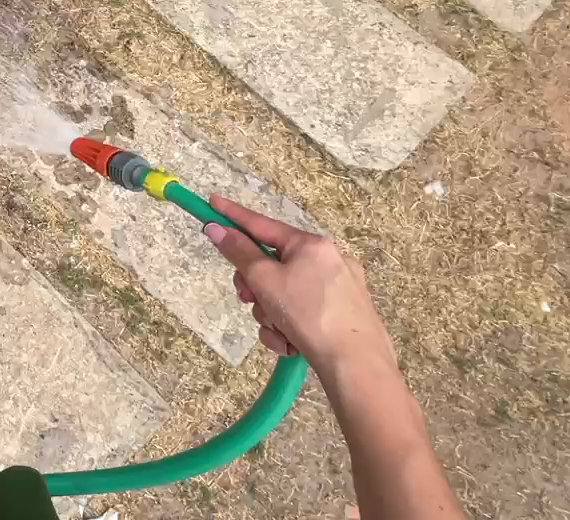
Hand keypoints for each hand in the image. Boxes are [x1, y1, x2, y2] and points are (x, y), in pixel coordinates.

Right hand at [205, 196, 395, 378]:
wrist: (357, 367)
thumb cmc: (307, 313)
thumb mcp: (263, 279)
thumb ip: (238, 251)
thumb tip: (216, 228)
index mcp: (311, 245)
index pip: (261, 224)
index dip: (232, 214)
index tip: (211, 202)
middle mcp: (330, 261)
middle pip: (271, 262)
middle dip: (253, 283)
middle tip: (246, 298)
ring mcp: (341, 289)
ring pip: (283, 290)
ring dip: (269, 309)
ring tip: (275, 330)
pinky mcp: (346, 315)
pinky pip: (302, 309)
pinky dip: (288, 323)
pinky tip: (289, 343)